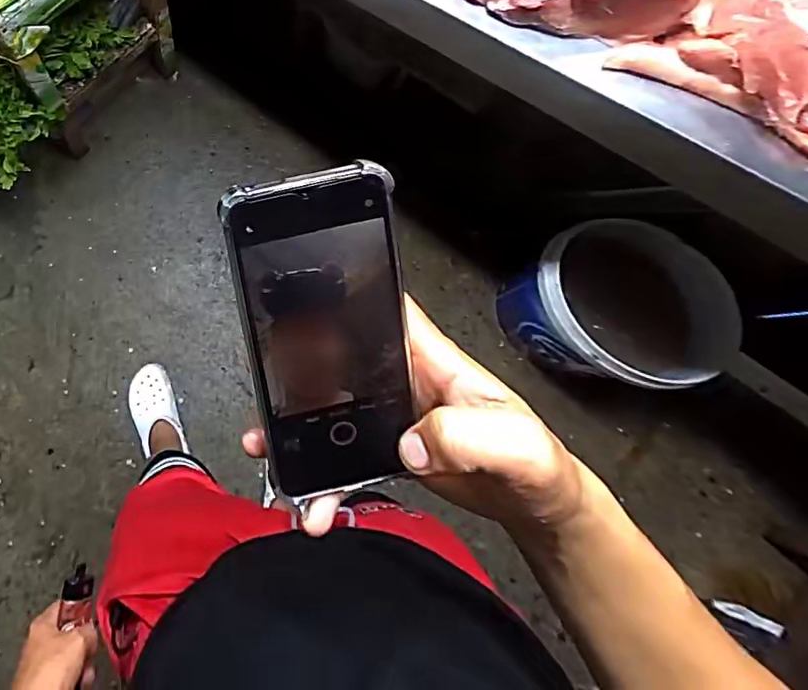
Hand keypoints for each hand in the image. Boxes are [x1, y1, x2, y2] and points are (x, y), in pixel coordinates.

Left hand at [10, 601, 98, 689]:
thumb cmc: (50, 670)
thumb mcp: (77, 640)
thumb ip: (88, 629)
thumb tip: (91, 631)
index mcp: (42, 624)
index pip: (64, 606)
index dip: (80, 609)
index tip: (92, 617)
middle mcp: (40, 643)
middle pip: (71, 637)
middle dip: (84, 647)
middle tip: (88, 654)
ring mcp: (43, 666)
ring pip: (72, 660)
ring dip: (83, 667)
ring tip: (83, 676)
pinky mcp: (46, 685)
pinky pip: (68, 677)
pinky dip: (76, 681)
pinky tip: (77, 685)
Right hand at [243, 295, 586, 537]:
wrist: (537, 506)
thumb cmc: (536, 461)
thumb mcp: (515, 441)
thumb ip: (465, 434)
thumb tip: (410, 443)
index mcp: (429, 357)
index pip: (377, 309)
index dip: (338, 300)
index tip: (299, 314)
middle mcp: (403, 377)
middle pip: (335, 360)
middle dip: (296, 377)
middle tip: (271, 398)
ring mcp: (391, 412)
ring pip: (329, 411)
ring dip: (297, 433)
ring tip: (274, 454)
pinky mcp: (388, 446)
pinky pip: (341, 455)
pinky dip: (321, 478)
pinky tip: (313, 499)